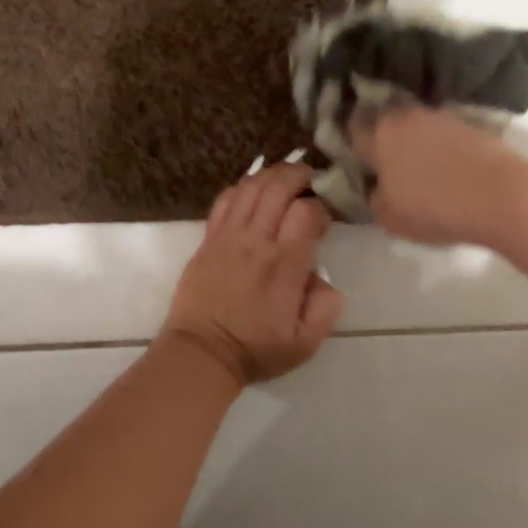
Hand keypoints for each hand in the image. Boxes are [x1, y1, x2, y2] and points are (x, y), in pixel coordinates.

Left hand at [160, 163, 342, 384]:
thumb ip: (325, 308)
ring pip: (250, 187)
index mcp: (284, 264)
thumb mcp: (305, 343)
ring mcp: (228, 236)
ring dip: (271, 174)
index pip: (306, 212)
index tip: (325, 219)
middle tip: (310, 177)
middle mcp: (256, 241)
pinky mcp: (208, 239)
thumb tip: (324, 279)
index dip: (321, 207)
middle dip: (298, 175)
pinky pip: (225, 200)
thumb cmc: (255, 349)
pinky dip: (242, 187)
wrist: (202, 353)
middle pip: (277, 187)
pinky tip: (253, 189)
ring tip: (285, 175)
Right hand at [349, 107, 527, 249]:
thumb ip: (376, 198)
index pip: (355, 128)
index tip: (359, 156)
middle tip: (388, 160)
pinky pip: (445, 132)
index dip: (354, 141)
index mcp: (381, 136)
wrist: (501, 195)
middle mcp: (408, 117)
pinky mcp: (470, 124)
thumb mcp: (391, 218)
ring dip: (416, 139)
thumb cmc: (436, 208)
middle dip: (385, 136)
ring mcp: (441, 117)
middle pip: (388, 120)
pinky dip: (443, 144)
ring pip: (418, 124)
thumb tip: (379, 187)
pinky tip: (449, 166)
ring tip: (422, 165)